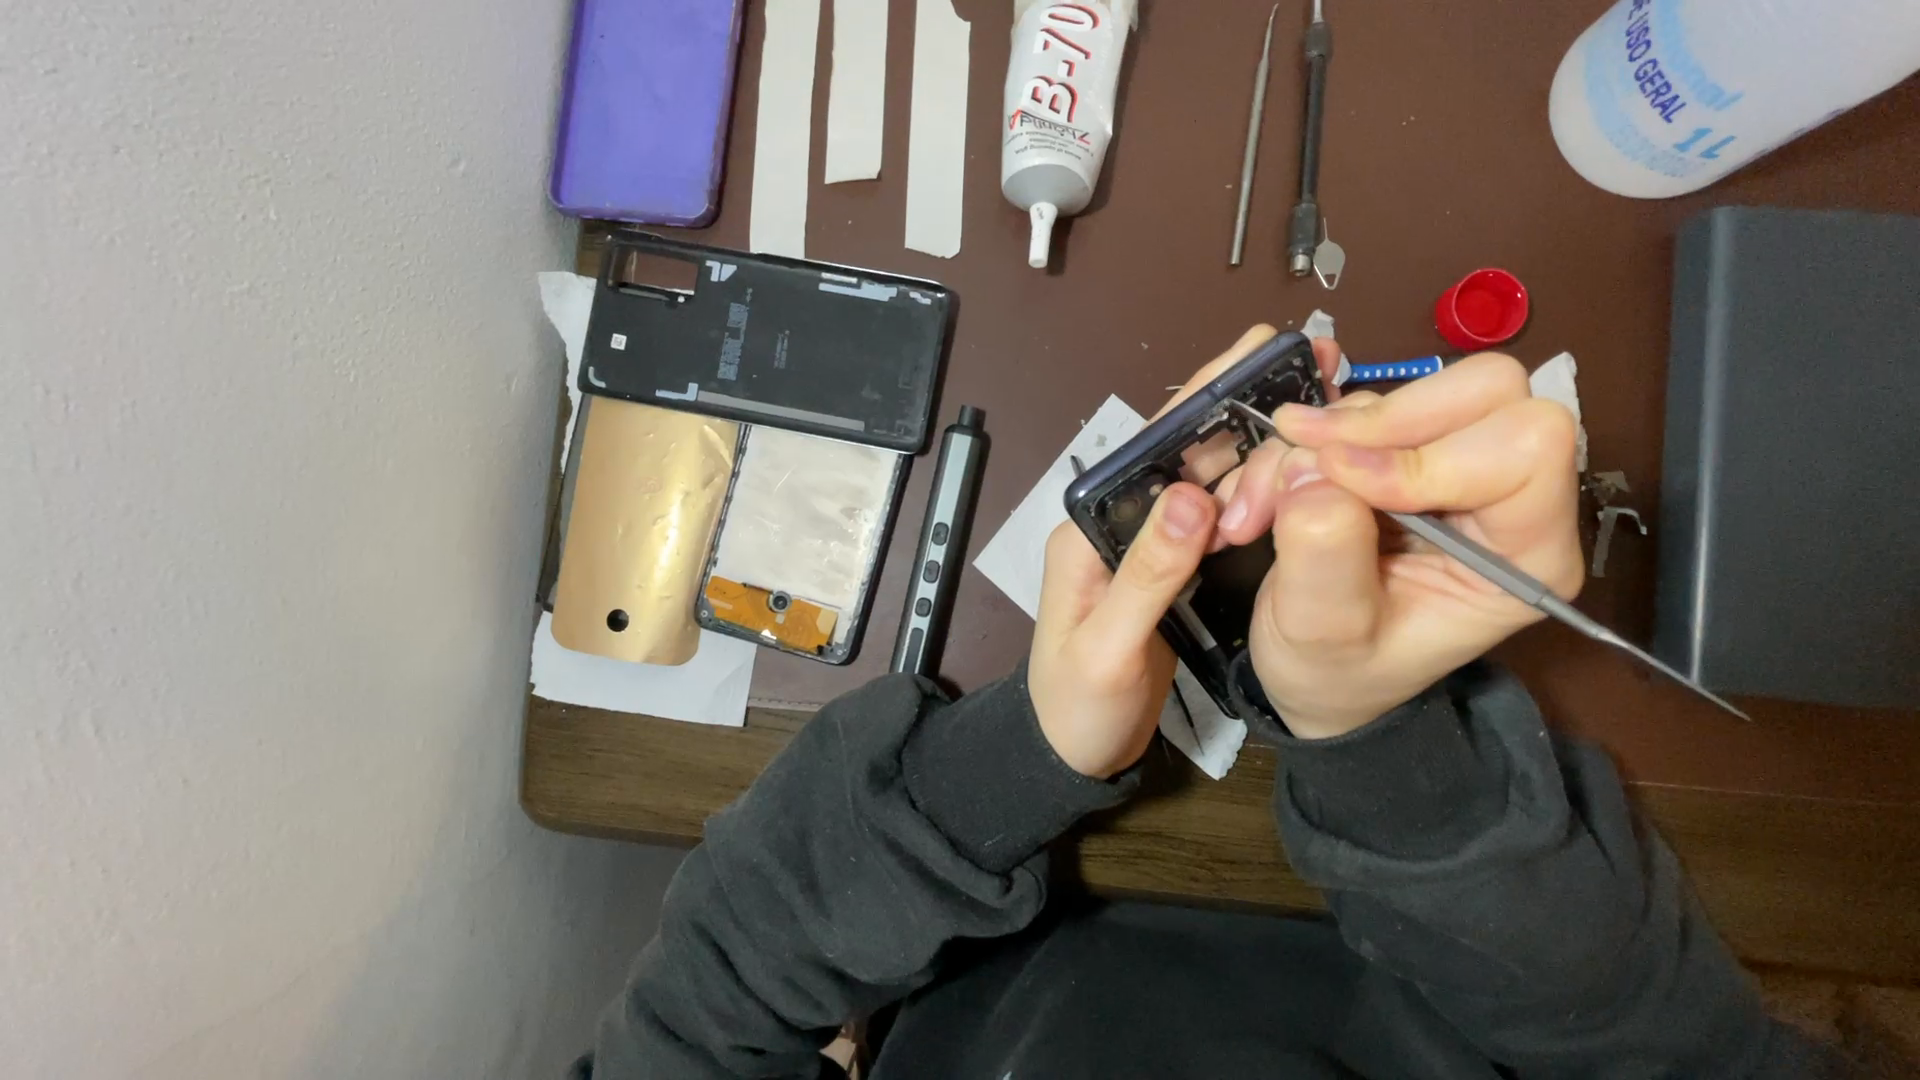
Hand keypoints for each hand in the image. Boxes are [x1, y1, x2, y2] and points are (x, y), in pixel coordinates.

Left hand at [1026, 326, 1288, 777]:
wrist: (1073, 751)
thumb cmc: (1075, 705)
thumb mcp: (1107, 646)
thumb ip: (1145, 575)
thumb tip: (1192, 496)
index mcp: (1088, 531)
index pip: (1146, 453)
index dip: (1200, 405)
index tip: (1257, 359)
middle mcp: (1117, 525)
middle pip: (1180, 458)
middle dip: (1239, 412)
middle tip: (1311, 369)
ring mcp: (1147, 546)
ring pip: (1203, 484)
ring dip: (1252, 448)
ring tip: (1317, 410)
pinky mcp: (1170, 570)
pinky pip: (1214, 522)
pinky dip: (1250, 496)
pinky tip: (1291, 477)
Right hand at [1216, 349, 1583, 739]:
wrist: (1313, 679)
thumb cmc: (1334, 675)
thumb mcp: (1322, 632)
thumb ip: (1324, 555)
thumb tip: (1312, 467)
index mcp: (1523, 552)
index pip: (1525, 446)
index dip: (1426, 452)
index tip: (1335, 480)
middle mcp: (1500, 498)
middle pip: (1482, 392)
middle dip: (1377, 419)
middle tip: (1301, 456)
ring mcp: (1444, 470)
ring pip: (1402, 394)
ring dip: (1311, 442)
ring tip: (1257, 508)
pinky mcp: (1392, 459)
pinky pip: (1348, 414)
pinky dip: (1289, 447)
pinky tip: (1258, 499)